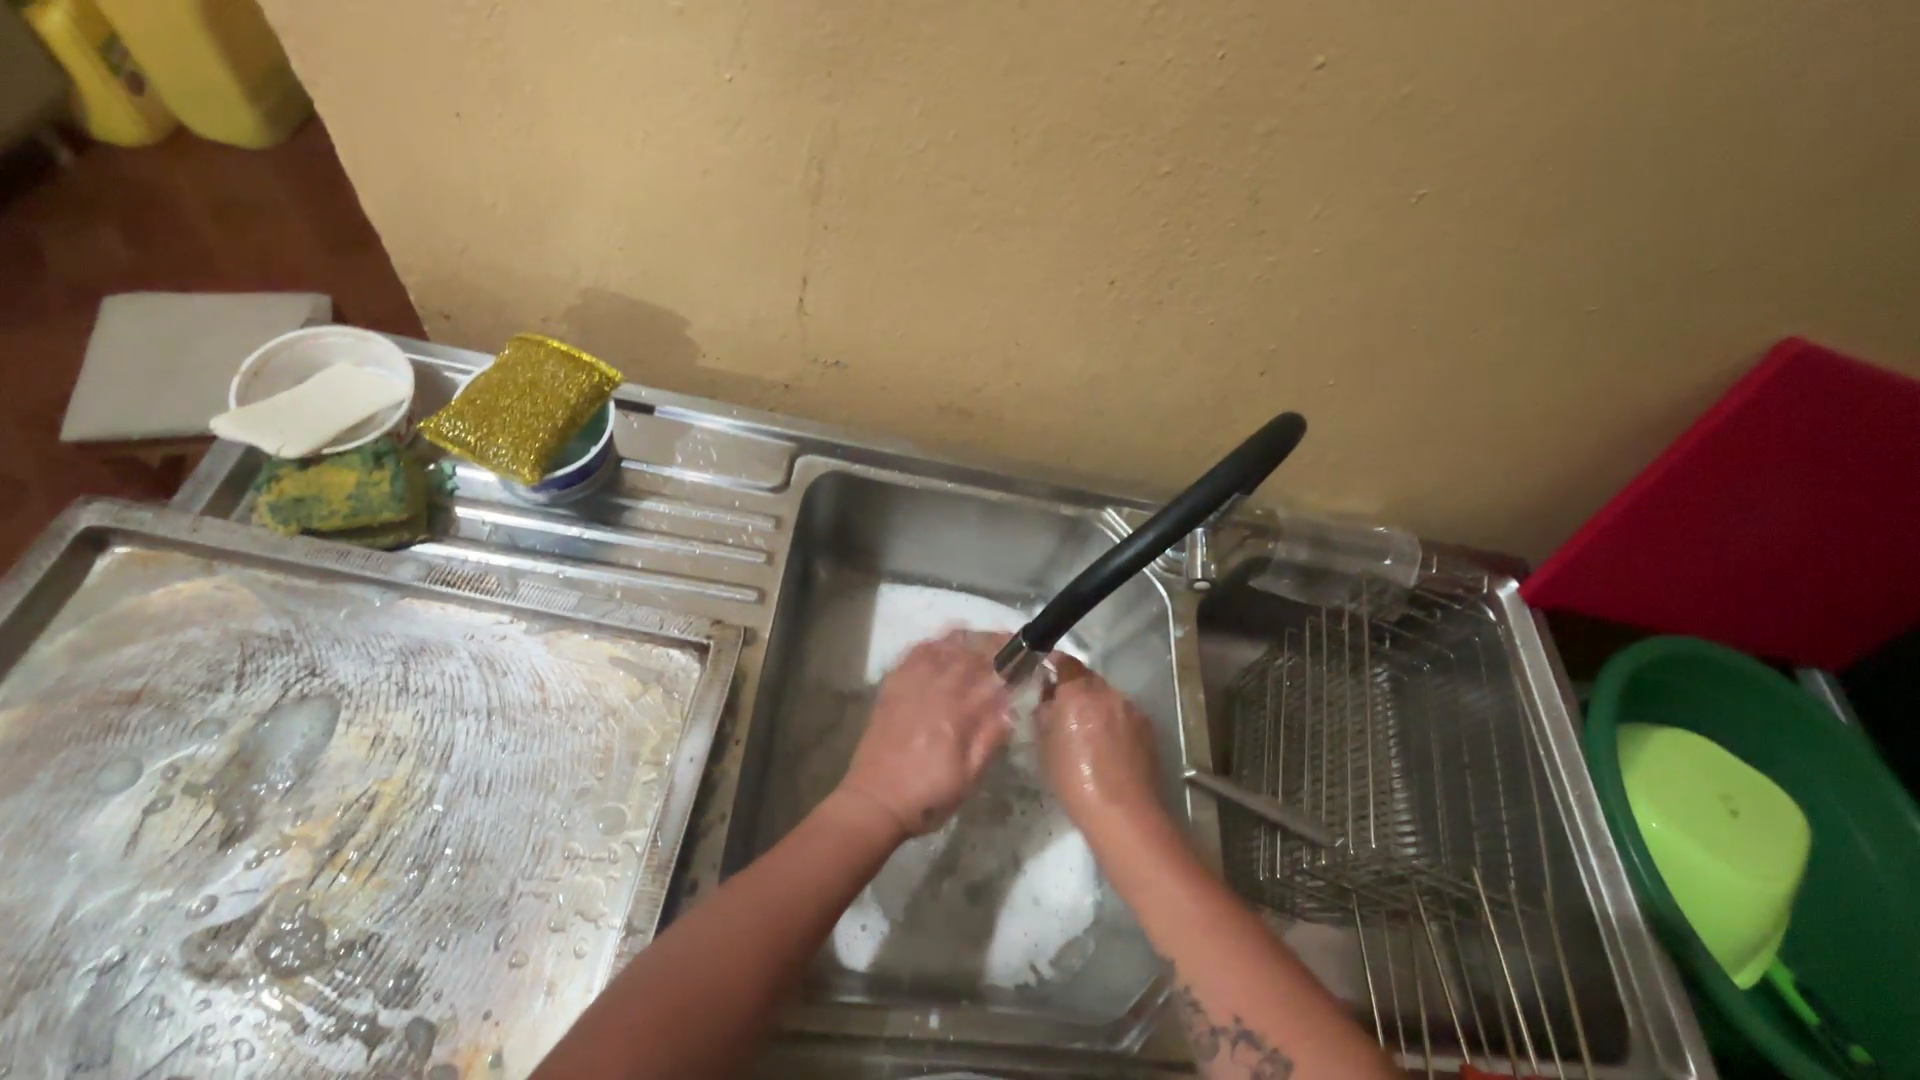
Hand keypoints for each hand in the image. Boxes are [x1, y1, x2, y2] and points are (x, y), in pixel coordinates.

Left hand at [837, 631, 1011, 838]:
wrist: (875, 802)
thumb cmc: (926, 797)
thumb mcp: (968, 780)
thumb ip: (989, 741)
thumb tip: (1009, 710)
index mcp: (957, 716)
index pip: (990, 678)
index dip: (1009, 664)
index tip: (1024, 657)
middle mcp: (934, 694)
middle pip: (967, 656)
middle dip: (990, 644)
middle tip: (1006, 640)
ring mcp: (910, 688)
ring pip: (940, 650)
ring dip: (961, 639)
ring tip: (977, 635)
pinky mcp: (891, 690)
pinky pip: (911, 656)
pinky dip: (929, 645)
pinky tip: (939, 643)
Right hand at [1034, 660, 1164, 836]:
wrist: (1123, 812)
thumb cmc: (1074, 781)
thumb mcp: (1044, 748)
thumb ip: (1044, 715)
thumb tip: (1047, 701)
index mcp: (1077, 693)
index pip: (1066, 662)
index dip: (1055, 667)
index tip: (1046, 679)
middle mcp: (1107, 692)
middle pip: (1088, 679)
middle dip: (1075, 689)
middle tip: (1064, 711)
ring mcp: (1131, 708)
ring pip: (1108, 697)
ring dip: (1096, 706)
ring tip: (1088, 733)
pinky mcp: (1148, 726)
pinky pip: (1125, 714)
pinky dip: (1114, 721)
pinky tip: (1109, 746)